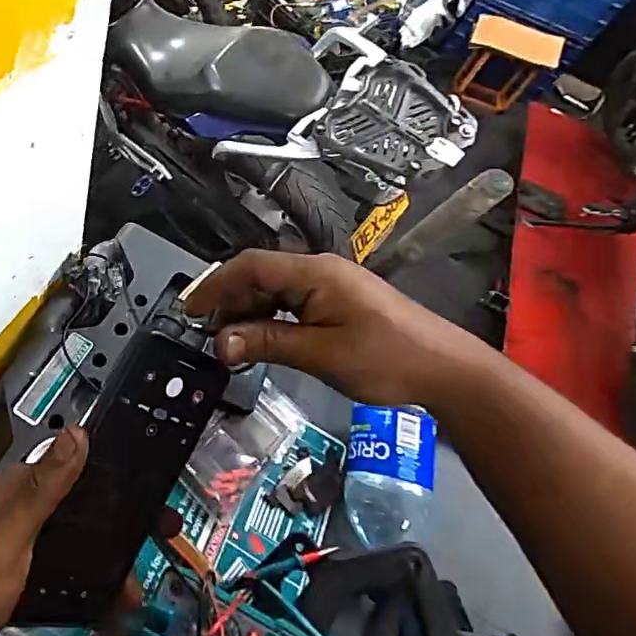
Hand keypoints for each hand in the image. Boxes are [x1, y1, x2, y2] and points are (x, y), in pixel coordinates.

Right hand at [183, 250, 497, 406]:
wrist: (445, 369)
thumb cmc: (388, 358)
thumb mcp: (322, 353)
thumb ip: (268, 343)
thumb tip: (220, 343)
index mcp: (315, 272)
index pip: (252, 265)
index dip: (216, 285)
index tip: (190, 309)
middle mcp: (319, 271)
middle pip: (260, 276)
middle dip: (228, 301)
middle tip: (206, 334)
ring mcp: (329, 286)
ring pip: (273, 291)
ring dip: (247, 313)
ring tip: (227, 341)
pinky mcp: (336, 302)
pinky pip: (291, 304)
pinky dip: (269, 320)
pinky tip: (258, 341)